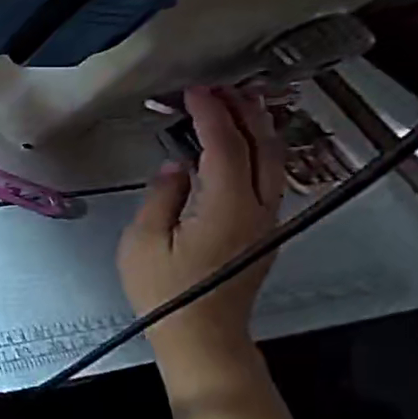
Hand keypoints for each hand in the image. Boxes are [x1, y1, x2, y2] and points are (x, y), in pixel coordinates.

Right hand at [118, 86, 284, 382]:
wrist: (201, 332)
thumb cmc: (163, 288)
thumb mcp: (143, 240)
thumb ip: (162, 198)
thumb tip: (176, 167)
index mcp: (226, 209)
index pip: (226, 149)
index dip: (212, 116)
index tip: (195, 91)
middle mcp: (258, 210)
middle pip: (263, 150)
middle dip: (244, 113)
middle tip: (220, 87)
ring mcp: (265, 220)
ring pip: (273, 162)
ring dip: (255, 129)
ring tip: (233, 104)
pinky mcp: (260, 228)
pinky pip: (265, 177)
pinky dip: (253, 150)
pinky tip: (235, 143)